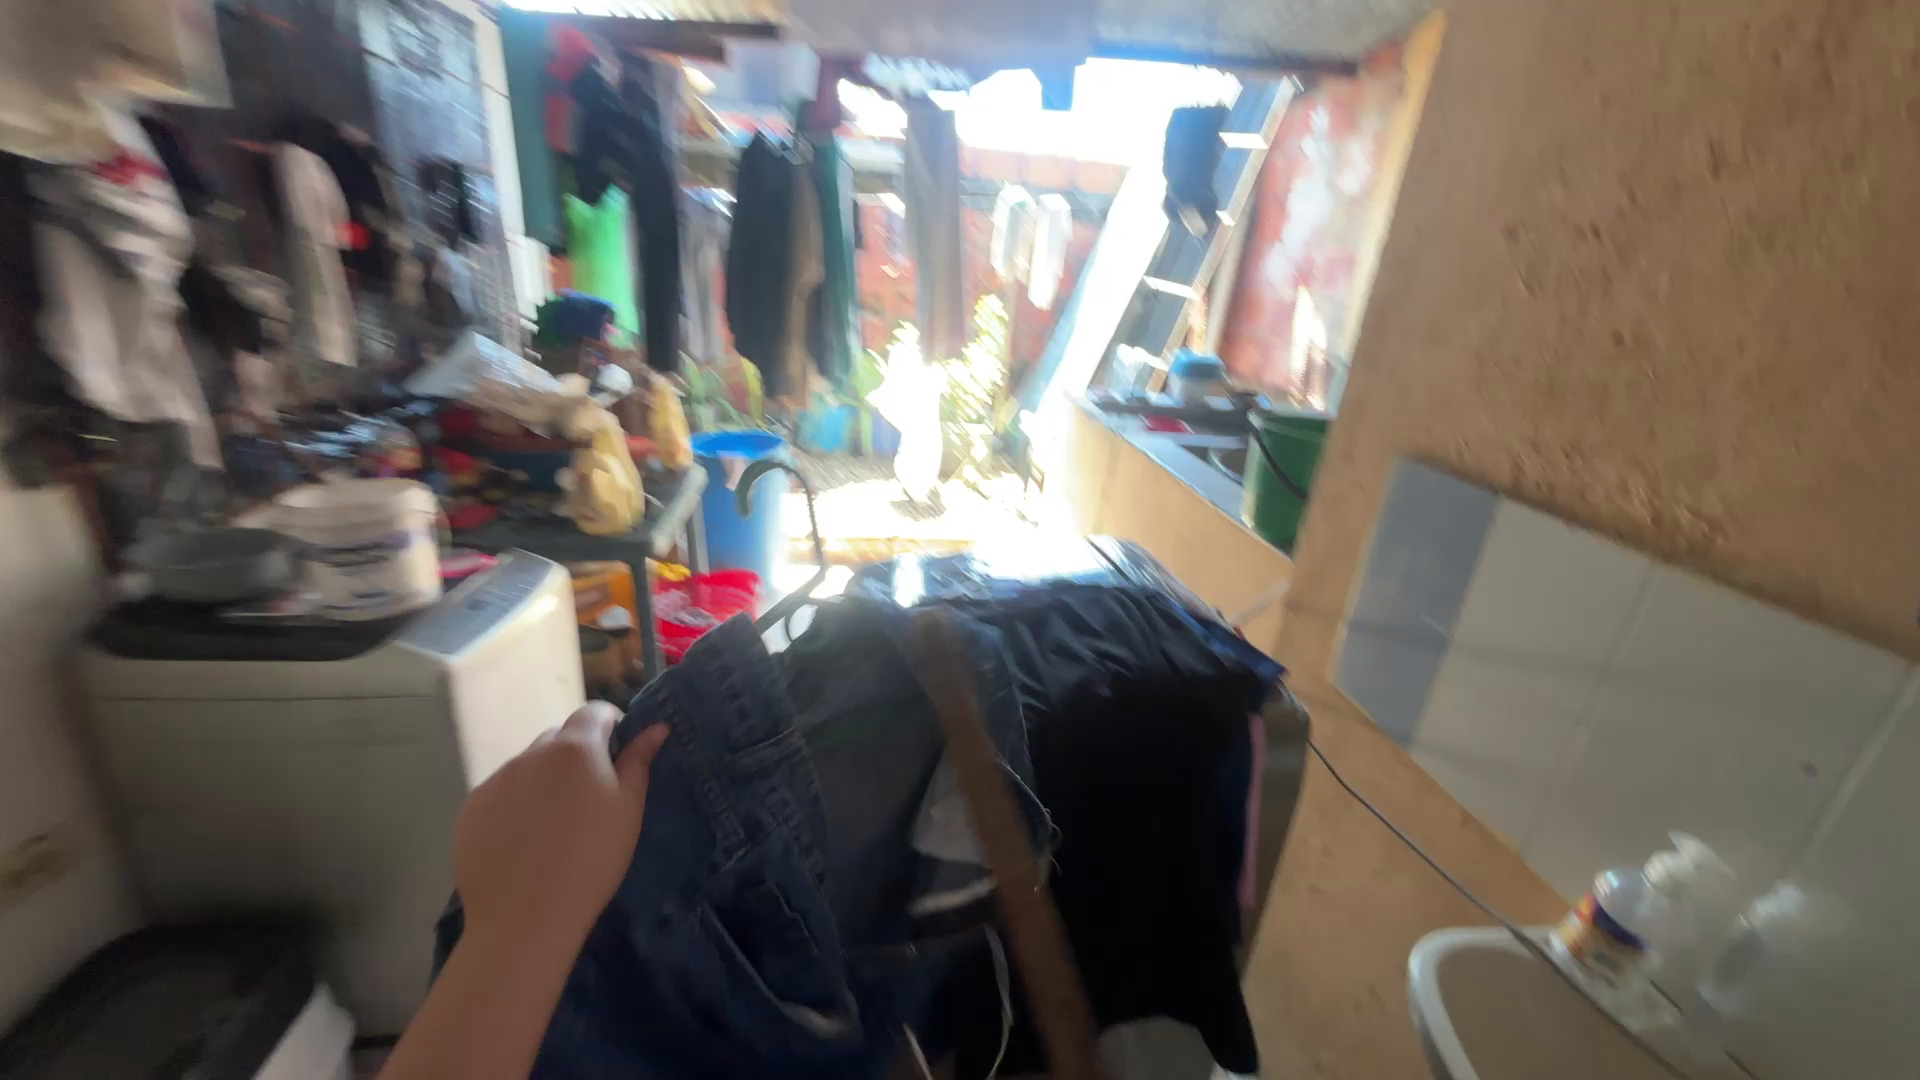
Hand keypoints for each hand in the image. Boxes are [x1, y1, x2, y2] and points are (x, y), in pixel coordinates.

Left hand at [453, 702, 668, 952]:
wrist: (525, 920)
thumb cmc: (592, 859)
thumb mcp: (629, 808)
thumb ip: (639, 760)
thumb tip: (656, 726)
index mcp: (575, 748)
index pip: (595, 711)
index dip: (612, 725)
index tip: (620, 755)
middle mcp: (531, 754)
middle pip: (560, 736)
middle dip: (578, 752)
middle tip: (591, 794)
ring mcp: (496, 780)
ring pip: (530, 764)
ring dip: (546, 777)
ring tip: (556, 822)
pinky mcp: (471, 809)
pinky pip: (502, 791)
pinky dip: (517, 802)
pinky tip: (526, 838)